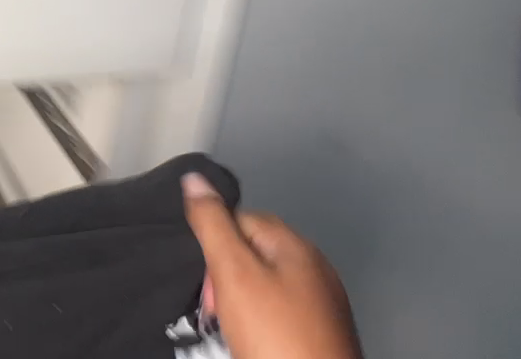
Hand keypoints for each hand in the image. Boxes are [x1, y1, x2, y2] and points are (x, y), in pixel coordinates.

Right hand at [181, 172, 361, 358]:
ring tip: (236, 332)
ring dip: (242, 304)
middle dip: (227, 278)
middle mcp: (316, 270)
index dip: (215, 248)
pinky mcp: (325, 338)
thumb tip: (195, 178)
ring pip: (264, 286)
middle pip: (252, 253)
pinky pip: (280, 315)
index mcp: (297, 246)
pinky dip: (263, 325)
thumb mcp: (233, 273)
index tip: (210, 285)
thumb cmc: (276, 339)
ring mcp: (324, 306)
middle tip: (220, 312)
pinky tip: (258, 345)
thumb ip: (212, 223)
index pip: (238, 220)